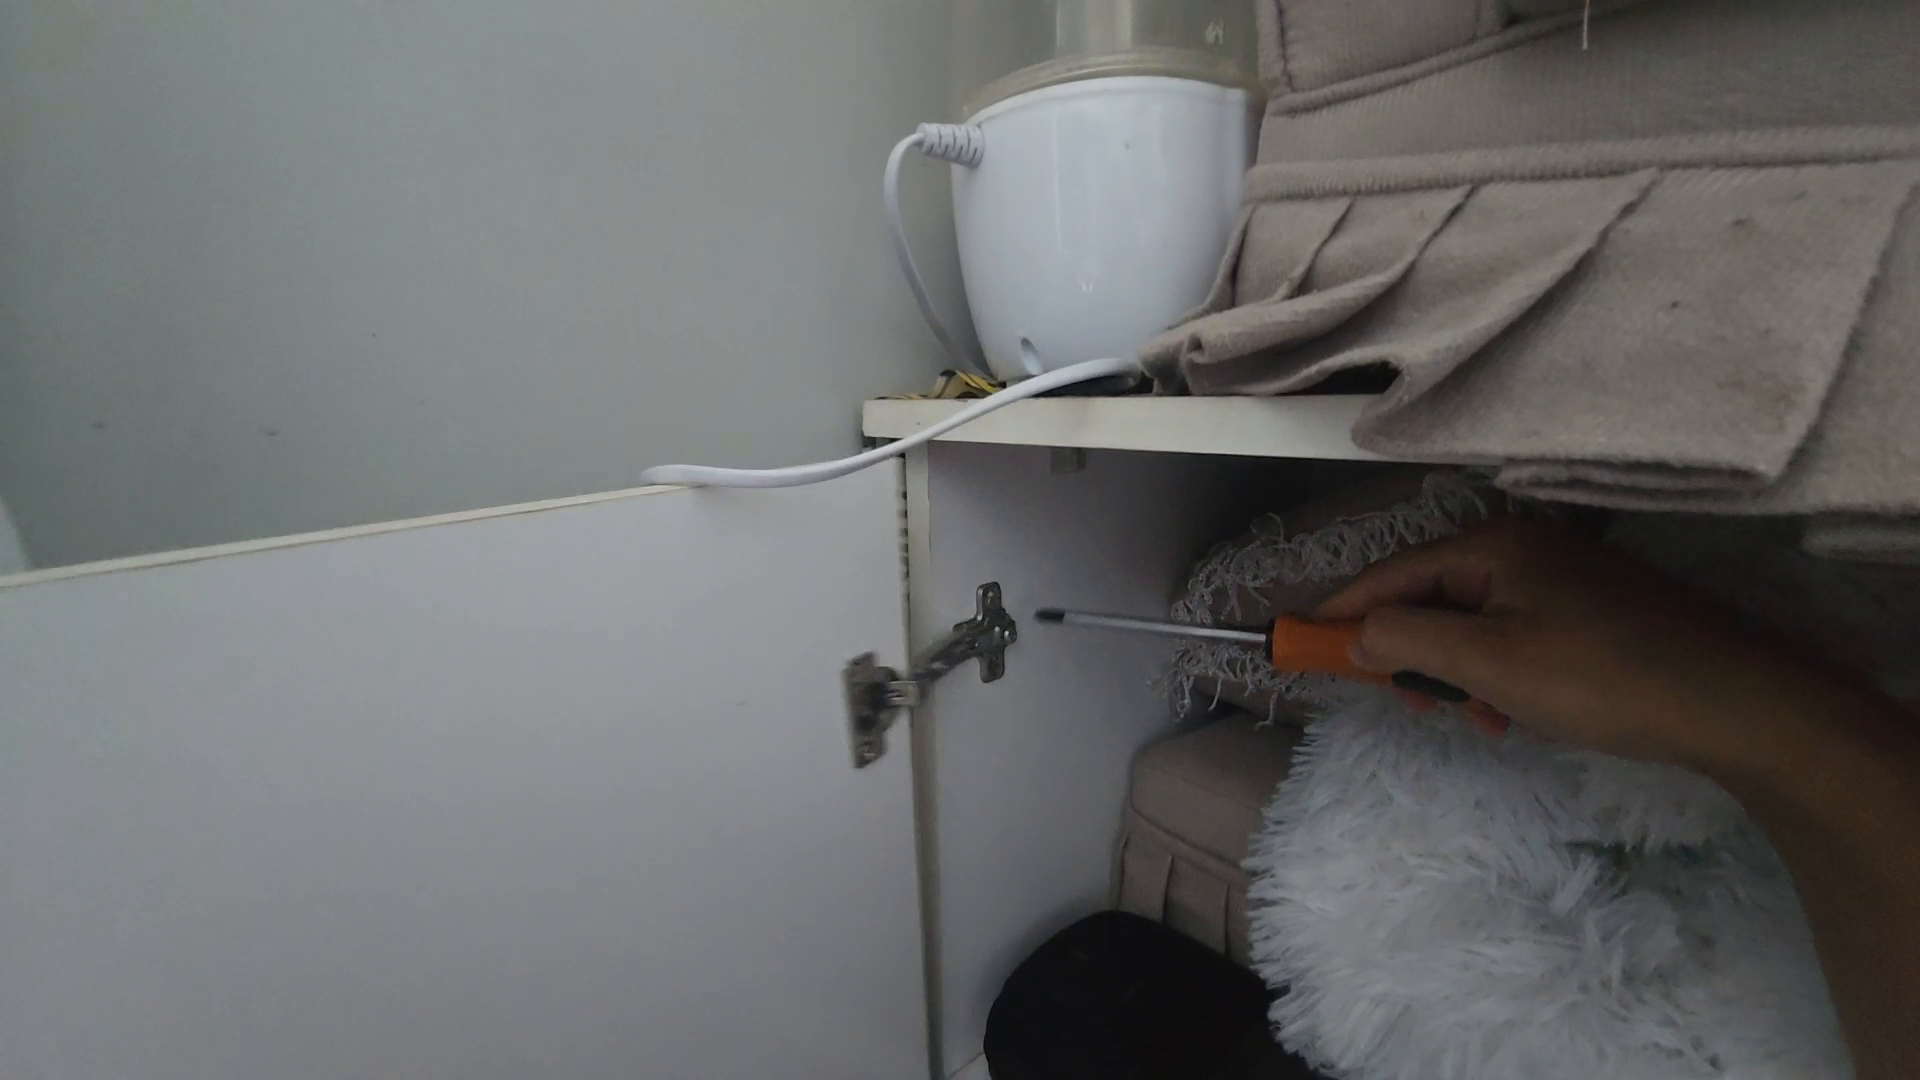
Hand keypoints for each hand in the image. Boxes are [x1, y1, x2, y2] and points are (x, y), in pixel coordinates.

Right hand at [1315, 520, 1854, 769]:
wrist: (1750, 710)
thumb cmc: (1598, 677)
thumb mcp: (1484, 662)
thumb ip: (1404, 639)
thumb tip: (1356, 635)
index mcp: (1491, 548)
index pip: (1391, 575)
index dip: (1343, 610)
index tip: (1304, 639)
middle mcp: (1521, 550)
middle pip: (1430, 598)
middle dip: (1410, 652)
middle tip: (1407, 700)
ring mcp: (1560, 578)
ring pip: (1471, 623)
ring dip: (1456, 672)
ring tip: (1474, 717)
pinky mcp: (1589, 609)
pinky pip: (1512, 634)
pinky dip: (1496, 673)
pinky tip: (1514, 712)